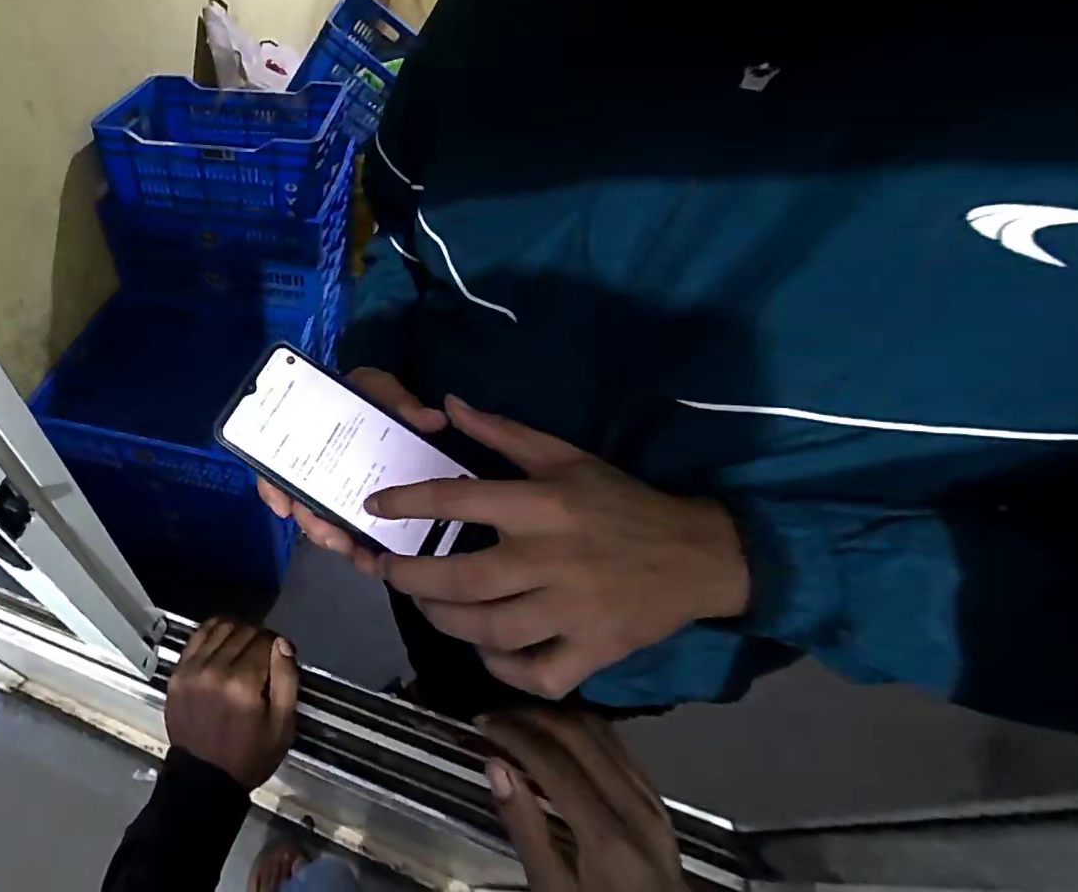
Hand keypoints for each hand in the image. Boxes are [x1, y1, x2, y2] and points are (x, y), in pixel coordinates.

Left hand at [166, 618, 300, 788]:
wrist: (203, 778)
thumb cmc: (249, 755)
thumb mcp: (282, 727)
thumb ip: (287, 680)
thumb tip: (282, 643)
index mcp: (244, 685)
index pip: (265, 641)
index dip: (277, 643)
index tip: (280, 653)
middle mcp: (216, 669)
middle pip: (243, 631)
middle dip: (258, 637)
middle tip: (263, 652)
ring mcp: (193, 669)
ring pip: (221, 627)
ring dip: (237, 631)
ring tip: (243, 645)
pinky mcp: (178, 671)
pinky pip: (198, 636)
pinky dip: (214, 631)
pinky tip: (223, 641)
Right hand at [256, 367, 447, 573]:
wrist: (387, 404)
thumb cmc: (370, 395)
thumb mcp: (378, 389)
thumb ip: (397, 401)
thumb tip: (431, 420)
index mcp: (310, 438)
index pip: (277, 464)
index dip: (273, 488)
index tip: (284, 508)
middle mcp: (315, 467)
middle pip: (300, 501)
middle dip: (312, 524)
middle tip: (331, 537)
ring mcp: (337, 488)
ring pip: (323, 520)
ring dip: (332, 538)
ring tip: (352, 550)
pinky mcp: (363, 505)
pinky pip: (351, 530)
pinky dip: (355, 546)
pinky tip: (366, 557)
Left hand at [368, 396, 748, 698]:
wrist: (703, 555)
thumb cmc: (620, 500)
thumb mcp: (563, 456)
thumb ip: (501, 432)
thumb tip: (448, 404)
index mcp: (540, 506)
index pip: (457, 499)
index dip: (406, 503)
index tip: (373, 507)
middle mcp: (552, 559)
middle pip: (464, 579)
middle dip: (411, 577)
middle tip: (386, 569)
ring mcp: (576, 611)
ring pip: (492, 630)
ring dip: (443, 620)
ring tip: (422, 602)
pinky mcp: (599, 651)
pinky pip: (539, 674)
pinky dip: (502, 668)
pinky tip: (483, 647)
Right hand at [480, 708, 686, 891]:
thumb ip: (525, 829)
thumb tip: (494, 765)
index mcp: (609, 839)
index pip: (552, 760)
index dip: (512, 733)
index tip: (480, 722)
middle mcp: (637, 811)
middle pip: (578, 735)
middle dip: (529, 717)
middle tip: (495, 717)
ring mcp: (654, 805)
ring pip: (600, 732)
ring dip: (554, 718)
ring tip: (520, 724)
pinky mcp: (659, 803)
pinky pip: (616, 747)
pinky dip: (580, 731)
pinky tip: (556, 739)